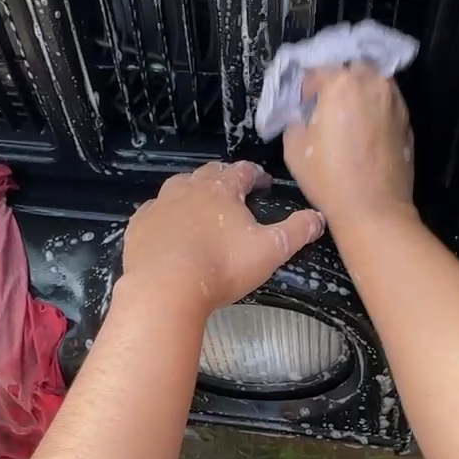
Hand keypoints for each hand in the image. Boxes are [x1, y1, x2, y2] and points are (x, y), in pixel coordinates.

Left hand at [121, 160, 325, 316]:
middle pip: (209, 174)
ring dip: (192, 191)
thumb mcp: (270, 251)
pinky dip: (165, 214)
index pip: (242, 171)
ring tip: (201, 203)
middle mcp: (188, 188)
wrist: (165, 288)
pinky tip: (169, 226)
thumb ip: (296, 232)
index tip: (263, 181)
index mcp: (221, 189)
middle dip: (223, 178)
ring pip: (178, 187)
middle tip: (233, 190)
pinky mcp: (140, 226)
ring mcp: (160, 205)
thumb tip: (318, 217)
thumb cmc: (221, 266)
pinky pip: (154, 211)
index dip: (255, 174)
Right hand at [282, 65, 417, 231]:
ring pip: (373, 83)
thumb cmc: (331, 180)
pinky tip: (364, 131)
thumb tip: (302, 116)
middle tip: (325, 105)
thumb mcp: (294, 149)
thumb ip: (295, 120)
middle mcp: (373, 84)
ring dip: (359, 93)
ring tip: (346, 117)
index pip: (317, 70)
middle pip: (351, 68)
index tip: (302, 102)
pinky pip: (386, 104)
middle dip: (337, 81)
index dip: (306, 86)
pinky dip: (374, 109)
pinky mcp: (407, 121)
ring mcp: (395, 102)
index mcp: (342, 84)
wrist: (374, 210)